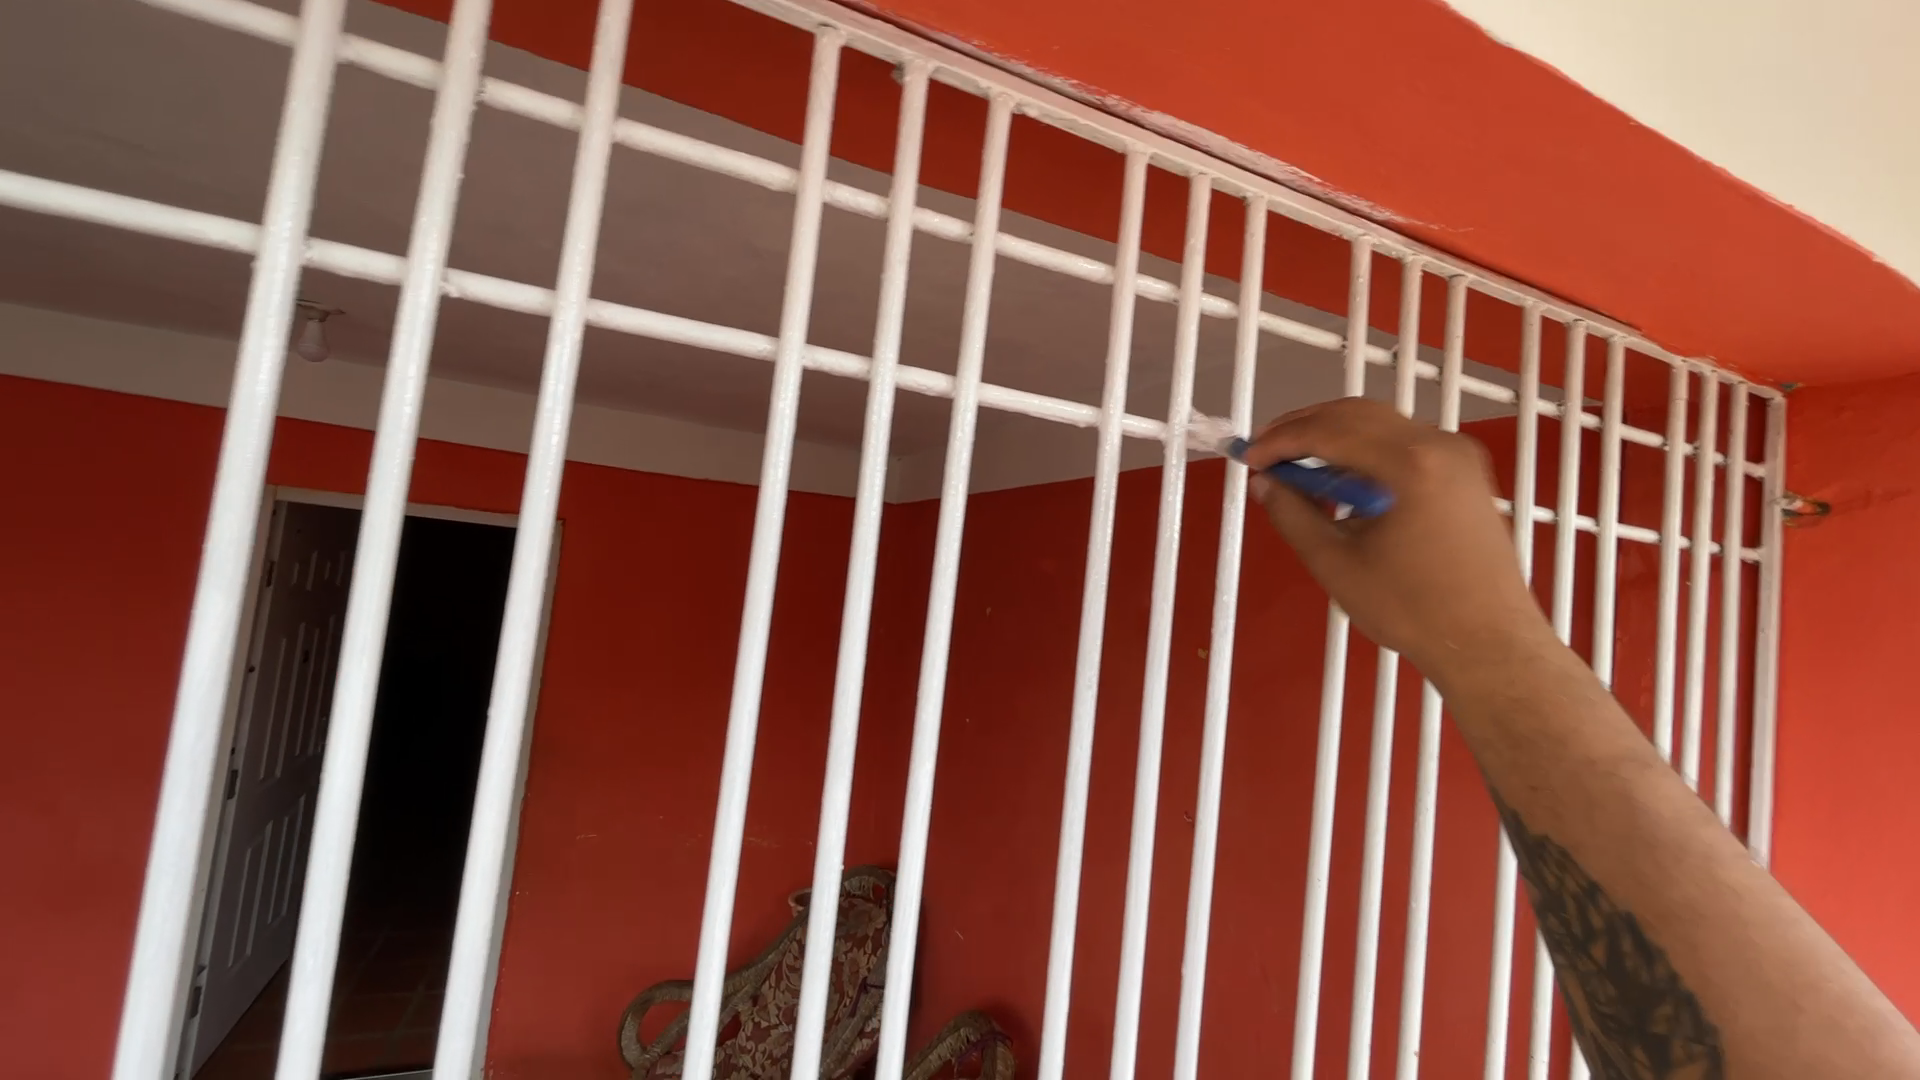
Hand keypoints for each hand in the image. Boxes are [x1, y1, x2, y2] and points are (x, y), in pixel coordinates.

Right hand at [1243, 397, 1554, 686]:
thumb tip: (1264, 483)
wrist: (1488, 641)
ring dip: (1330, 436)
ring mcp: (1457, 456)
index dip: (1280, 441)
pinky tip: (1334, 479)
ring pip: (1379, 424)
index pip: (1330, 432)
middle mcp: (1439, 445)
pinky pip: (1400, 443)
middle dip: (1302, 427)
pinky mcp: (1462, 473)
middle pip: (1356, 415)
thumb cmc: (1410, 608)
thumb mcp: (1335, 562)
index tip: (1247, 458)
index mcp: (1410, 464)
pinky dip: (1360, 451)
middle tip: (1262, 451)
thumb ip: (1293, 514)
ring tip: (1291, 464)